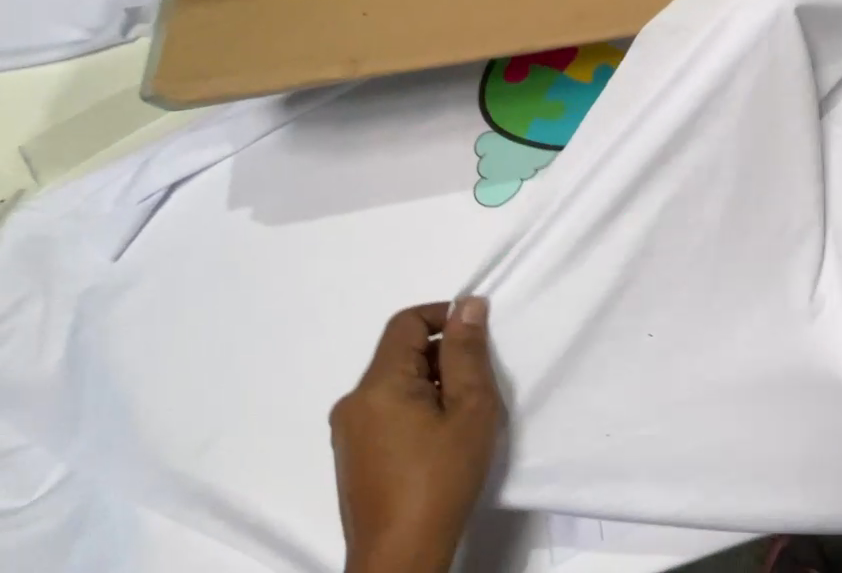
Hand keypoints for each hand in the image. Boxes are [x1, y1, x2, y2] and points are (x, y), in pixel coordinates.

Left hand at [331, 299, 502, 572]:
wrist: (402, 553)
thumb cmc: (442, 475)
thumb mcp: (471, 406)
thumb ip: (468, 352)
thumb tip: (468, 305)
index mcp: (378, 385)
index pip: (407, 322)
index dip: (445, 315)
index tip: (480, 334)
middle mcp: (353, 402)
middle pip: (402, 352)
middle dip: (445, 355)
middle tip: (481, 383)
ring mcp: (349, 431)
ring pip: (398, 382)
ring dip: (435, 383)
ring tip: (465, 415)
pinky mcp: (353, 454)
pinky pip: (388, 409)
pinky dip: (419, 406)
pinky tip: (443, 438)